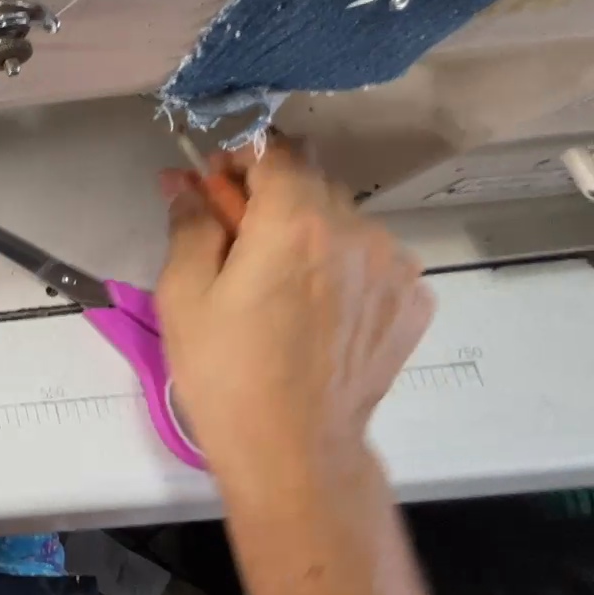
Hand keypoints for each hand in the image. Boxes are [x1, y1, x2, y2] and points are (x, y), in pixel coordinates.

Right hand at [154, 144, 433, 475]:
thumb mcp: (182, 292)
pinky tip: (303, 305)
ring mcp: (394, 268)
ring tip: (265, 281)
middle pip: (311, 182)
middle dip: (264, 194)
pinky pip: (367, 258)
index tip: (209, 182)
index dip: (238, 157)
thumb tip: (184, 183)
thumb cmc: (220, 367)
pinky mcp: (411, 300)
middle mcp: (357, 232)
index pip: (278, 152)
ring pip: (340, 220)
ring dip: (300, 229)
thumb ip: (189, 225)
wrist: (290, 443)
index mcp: (294, 224)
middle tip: (224, 235)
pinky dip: (333, 262)